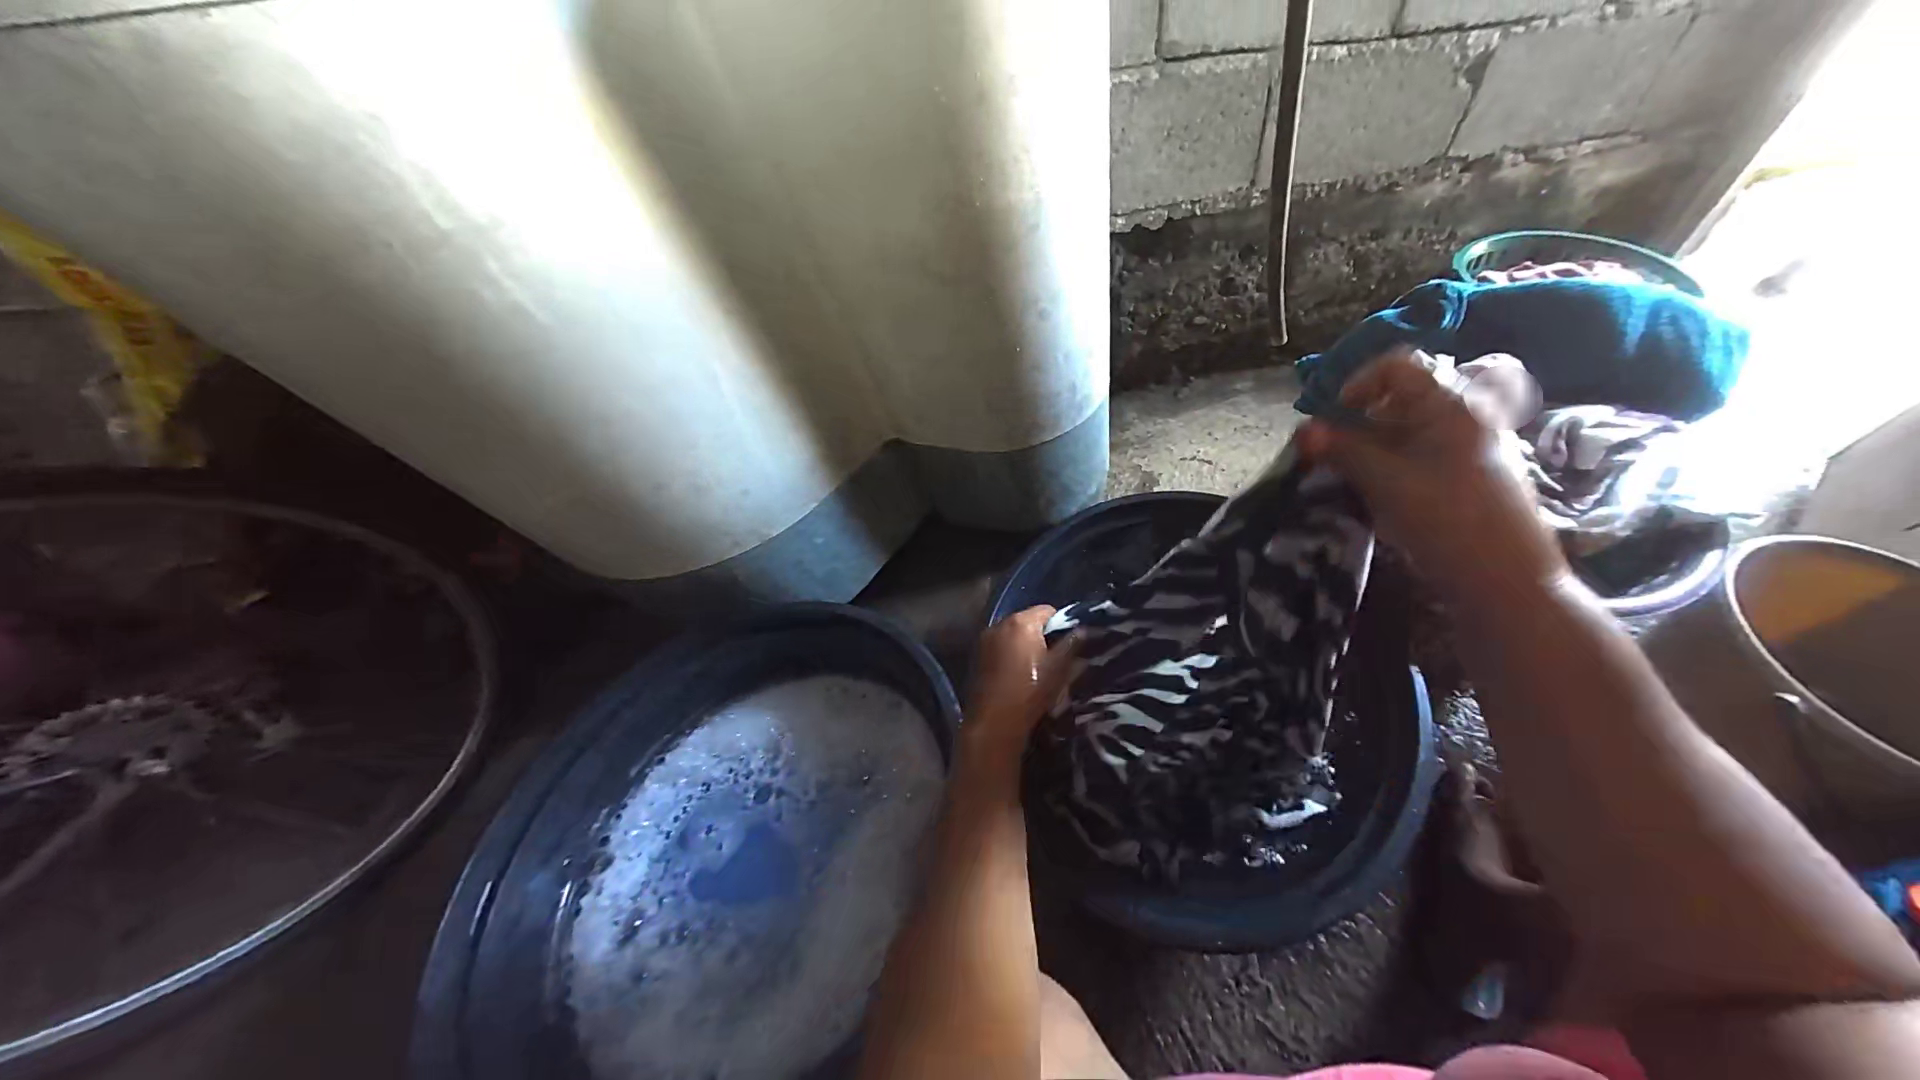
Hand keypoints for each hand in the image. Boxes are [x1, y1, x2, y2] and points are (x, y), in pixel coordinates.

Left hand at [959, 606, 1076, 788]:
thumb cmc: (1031, 691)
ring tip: (1035, 668)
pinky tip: (1017, 674)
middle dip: (1042, 635)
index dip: (1061, 624)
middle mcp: (999, 624)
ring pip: (1013, 635)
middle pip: (1028, 621)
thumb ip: (1072, 645)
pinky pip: (1000, 647)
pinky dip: (1010, 654)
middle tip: (1054, 658)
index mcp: (1021, 622)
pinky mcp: (977, 656)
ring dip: (1025, 645)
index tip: (1068, 644)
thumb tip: (1082, 629)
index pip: (1047, 610)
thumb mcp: (1059, 669)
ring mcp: (985, 640)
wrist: (994, 722)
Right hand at [1297, 347, 1566, 602]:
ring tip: (1361, 466)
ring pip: (1419, 422)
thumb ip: (1341, 449)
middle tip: (1345, 441)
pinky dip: (1401, 457)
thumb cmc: (1444, 519)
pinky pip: (1430, 448)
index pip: (1398, 365)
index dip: (1357, 383)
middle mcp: (1470, 413)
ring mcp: (1477, 444)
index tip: (1333, 417)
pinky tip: (1385, 488)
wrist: (1505, 579)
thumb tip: (1302, 430)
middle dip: (1368, 413)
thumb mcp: (1383, 480)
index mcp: (1452, 403)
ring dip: (1382, 437)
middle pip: (1409, 393)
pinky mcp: (1475, 473)